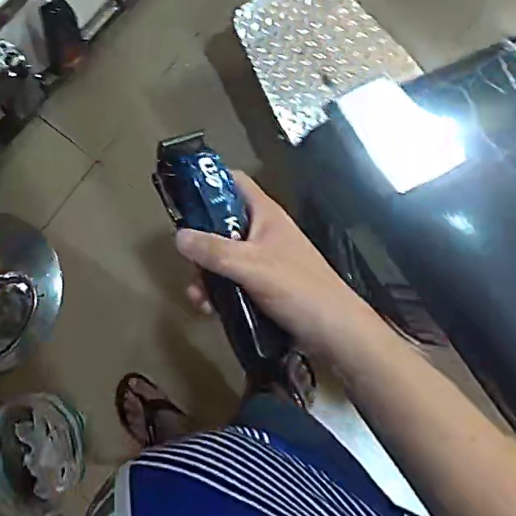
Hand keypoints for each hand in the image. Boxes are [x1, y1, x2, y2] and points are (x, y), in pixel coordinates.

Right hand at [175, 171, 388, 363]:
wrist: (337, 334)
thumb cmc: (299, 288)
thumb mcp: (250, 265)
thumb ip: (213, 250)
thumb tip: (178, 236)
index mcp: (265, 214)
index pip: (234, 182)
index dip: (209, 181)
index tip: (184, 195)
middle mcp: (264, 231)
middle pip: (222, 222)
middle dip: (201, 242)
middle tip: (188, 261)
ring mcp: (266, 260)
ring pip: (225, 256)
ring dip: (207, 274)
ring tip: (197, 295)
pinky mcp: (266, 286)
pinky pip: (234, 281)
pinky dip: (220, 291)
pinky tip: (210, 309)